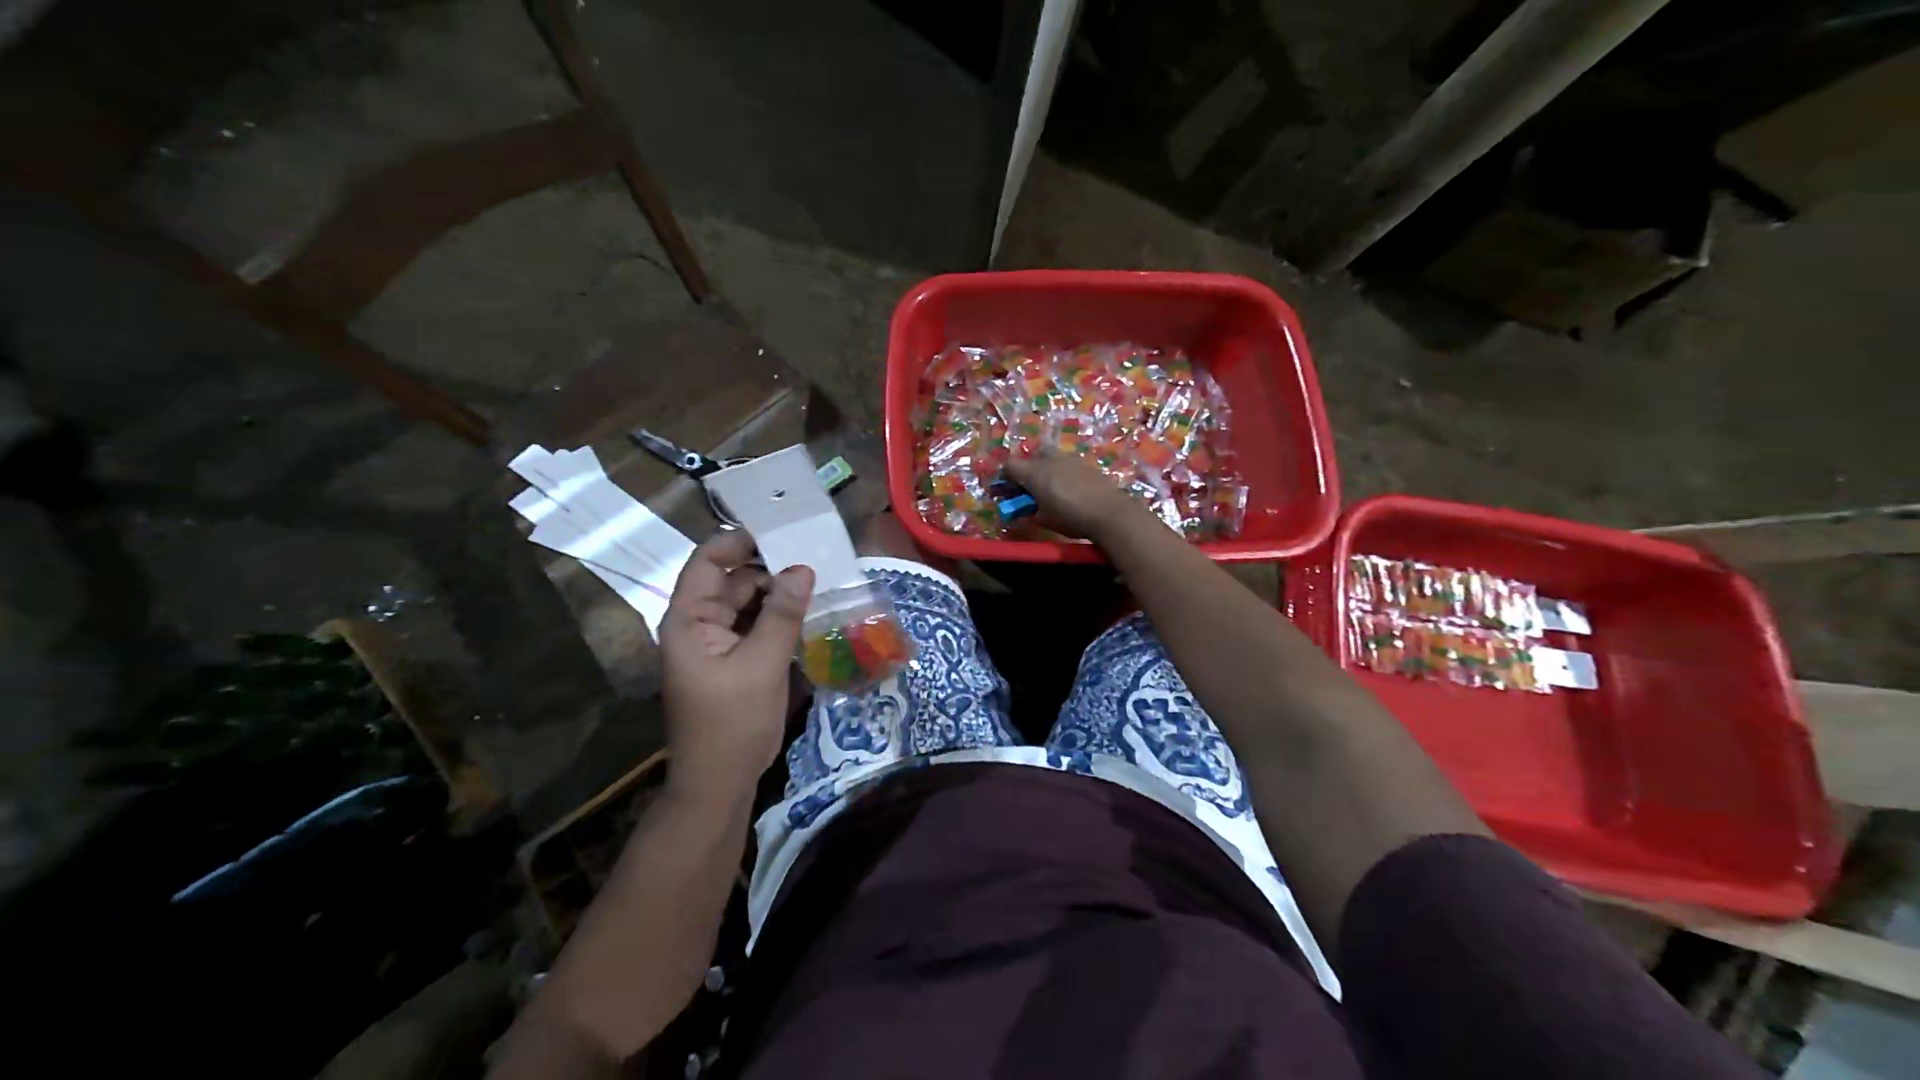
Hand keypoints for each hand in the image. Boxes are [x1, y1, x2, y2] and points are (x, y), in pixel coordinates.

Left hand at [659, 532, 813, 796]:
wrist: (719, 782)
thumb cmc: (732, 722)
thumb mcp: (762, 663)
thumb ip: (782, 613)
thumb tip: (803, 568)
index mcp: (689, 619)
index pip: (707, 562)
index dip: (739, 541)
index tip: (780, 531)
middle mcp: (697, 624)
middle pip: (731, 581)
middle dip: (768, 568)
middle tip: (813, 557)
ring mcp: (714, 644)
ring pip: (746, 603)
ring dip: (777, 593)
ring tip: (817, 581)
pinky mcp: (731, 661)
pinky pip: (754, 626)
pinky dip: (777, 617)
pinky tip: (807, 612)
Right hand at [1005, 452, 1142, 540]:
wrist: (1109, 512)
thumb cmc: (1070, 517)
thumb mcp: (1044, 519)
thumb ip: (1029, 511)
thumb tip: (1023, 509)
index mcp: (1034, 472)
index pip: (1010, 465)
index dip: (1006, 477)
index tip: (1007, 491)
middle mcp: (1050, 459)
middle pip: (1030, 459)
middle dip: (1026, 472)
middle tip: (1029, 490)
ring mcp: (1070, 459)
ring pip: (1050, 459)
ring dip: (1045, 471)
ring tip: (1051, 490)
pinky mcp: (1086, 464)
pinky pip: (1066, 465)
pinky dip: (1062, 474)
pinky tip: (1070, 490)